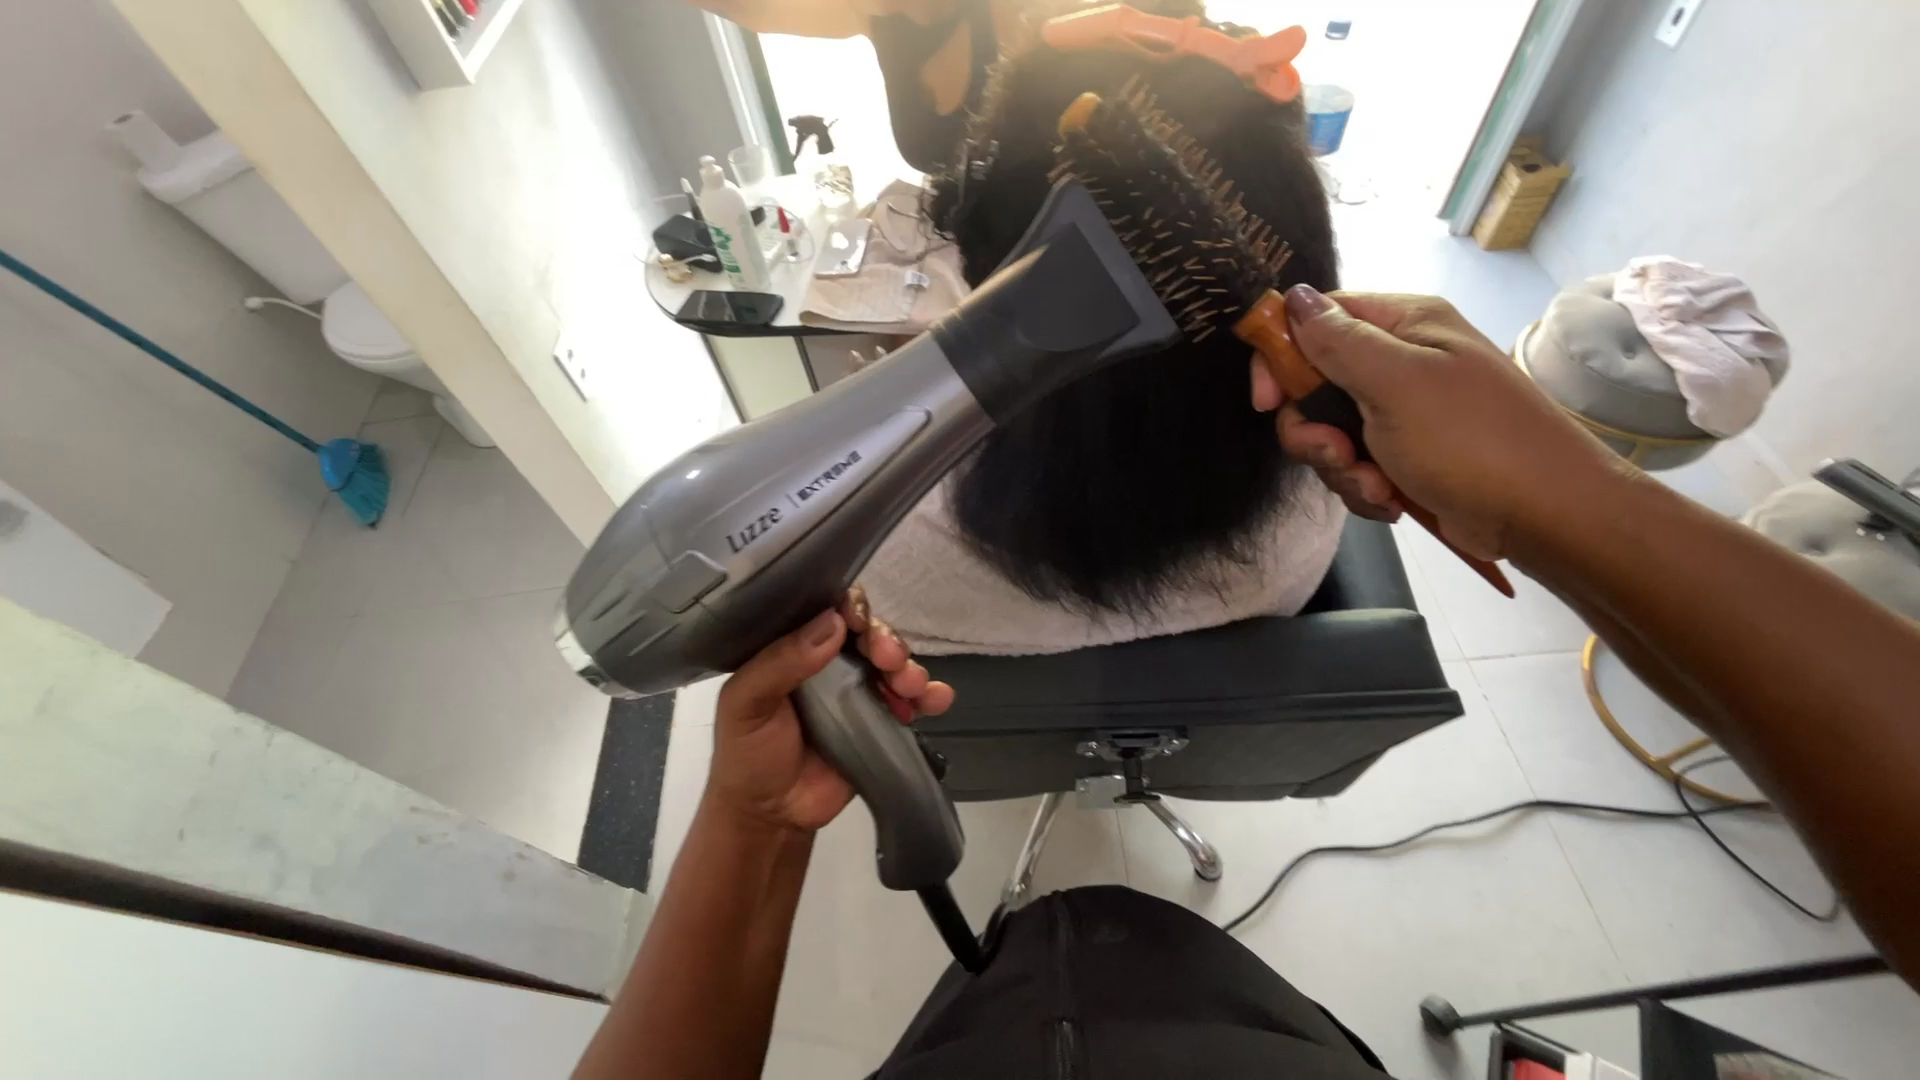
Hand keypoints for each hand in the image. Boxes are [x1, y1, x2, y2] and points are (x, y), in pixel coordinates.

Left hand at [706, 587, 954, 833]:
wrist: (771, 815)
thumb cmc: (749, 752)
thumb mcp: (746, 703)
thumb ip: (780, 662)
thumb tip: (832, 623)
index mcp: (795, 647)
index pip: (828, 610)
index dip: (849, 607)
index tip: (858, 621)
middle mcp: (831, 662)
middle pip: (870, 633)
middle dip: (886, 640)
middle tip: (889, 659)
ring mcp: (860, 691)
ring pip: (895, 663)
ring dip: (910, 668)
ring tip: (910, 686)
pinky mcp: (882, 721)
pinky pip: (913, 701)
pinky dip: (932, 695)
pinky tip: (938, 699)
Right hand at [1253, 287, 1627, 558]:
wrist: (1543, 514)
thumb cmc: (1470, 440)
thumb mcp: (1396, 384)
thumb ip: (1338, 341)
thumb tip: (1294, 297)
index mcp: (1402, 325)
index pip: (1316, 320)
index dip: (1281, 358)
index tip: (1268, 403)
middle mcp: (1398, 361)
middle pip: (1312, 385)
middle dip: (1314, 430)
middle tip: (1338, 454)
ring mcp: (1399, 410)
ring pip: (1327, 431)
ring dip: (1339, 466)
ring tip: (1375, 486)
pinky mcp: (1402, 452)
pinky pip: (1351, 462)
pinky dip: (1361, 485)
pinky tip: (1387, 498)